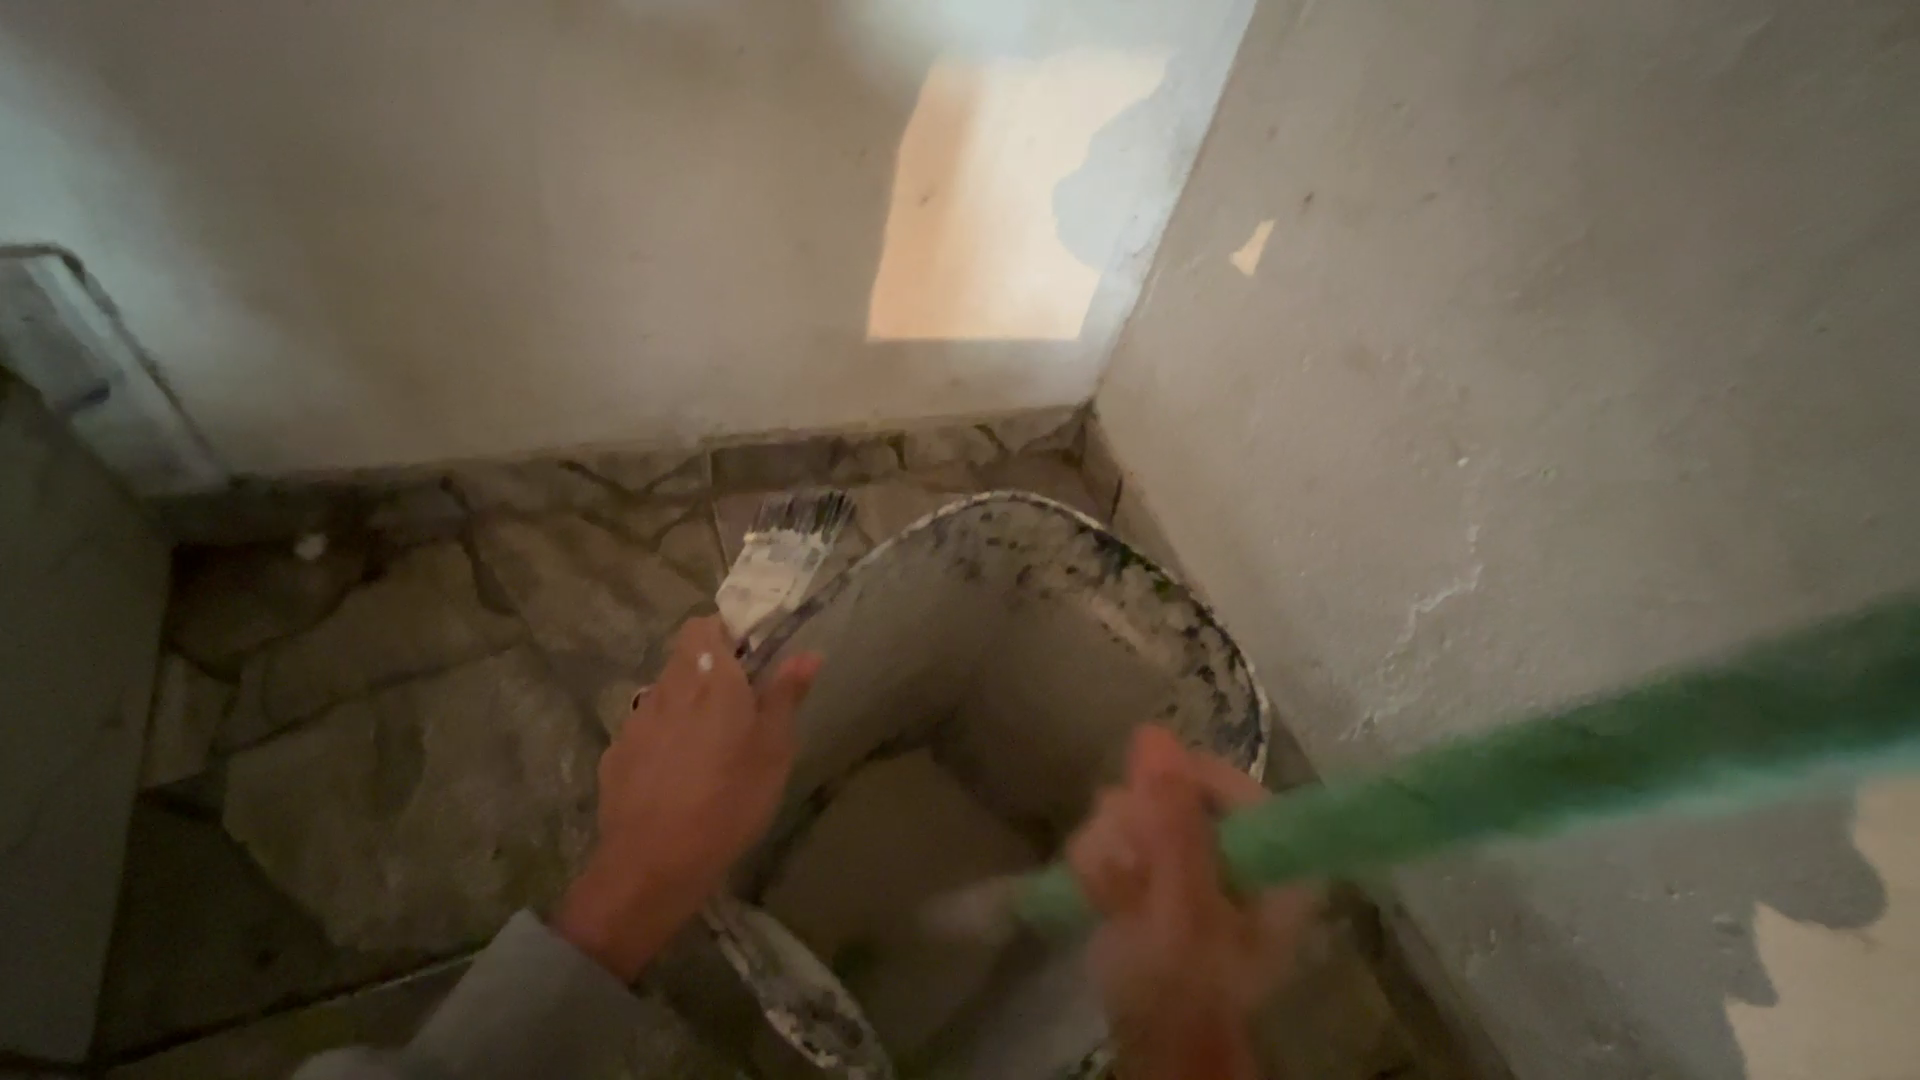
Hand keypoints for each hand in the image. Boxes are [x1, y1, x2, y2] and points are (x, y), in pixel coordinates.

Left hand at [553, 615, 821, 978]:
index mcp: (711, 677)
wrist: (653, 864)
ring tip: (711, 744)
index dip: (726, 631)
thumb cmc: (730, 798)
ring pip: (666, 692)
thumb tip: (807, 653)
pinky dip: (665, 737)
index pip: (705, 624)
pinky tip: (679, 774)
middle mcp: (667, 687)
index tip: (751, 656)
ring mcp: (636, 721)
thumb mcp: (775, 748)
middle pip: (685, 657)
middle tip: (742, 704)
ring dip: (688, 703)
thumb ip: (786, 694)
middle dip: (712, 669)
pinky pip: (647, 729)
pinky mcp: (616, 754)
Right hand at [1068, 727, 1317, 1079]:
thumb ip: (1173, 827)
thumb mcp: (1184, 909)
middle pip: (1169, 789)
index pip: (1226, 780)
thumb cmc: (1184, 987)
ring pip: (1130, 807)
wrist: (1151, 1039)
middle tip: (1126, 870)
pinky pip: (1109, 831)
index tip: (1138, 802)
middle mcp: (1232, 843)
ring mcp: (1188, 852)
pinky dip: (1095, 861)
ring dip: (1107, 848)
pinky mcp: (1149, 863)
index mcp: (1269, 853)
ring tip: (1109, 895)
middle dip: (1131, 826)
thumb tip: (1153, 732)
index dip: (1178, 782)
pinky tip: (1097, 895)